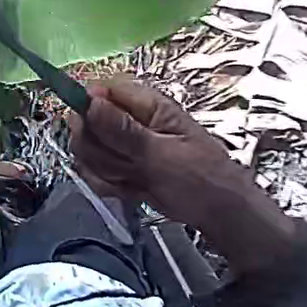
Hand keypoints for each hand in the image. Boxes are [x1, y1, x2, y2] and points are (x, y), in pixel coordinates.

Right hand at [67, 79, 303, 271]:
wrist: (219, 215)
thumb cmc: (201, 179)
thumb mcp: (162, 155)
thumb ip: (123, 130)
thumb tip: (90, 102)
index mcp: (147, 105)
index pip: (103, 90)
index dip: (90, 107)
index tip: (92, 129)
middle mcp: (131, 120)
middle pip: (87, 121)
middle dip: (99, 148)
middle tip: (125, 163)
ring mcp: (124, 145)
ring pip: (88, 149)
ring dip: (106, 169)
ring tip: (134, 177)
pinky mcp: (120, 167)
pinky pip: (95, 171)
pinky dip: (109, 184)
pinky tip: (131, 190)